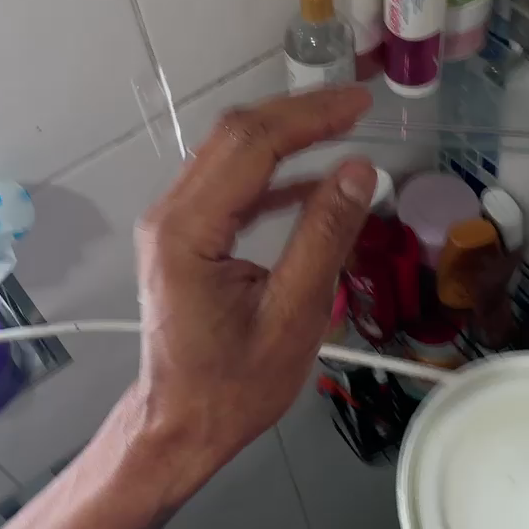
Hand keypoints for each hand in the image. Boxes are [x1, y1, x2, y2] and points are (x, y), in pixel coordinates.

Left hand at [127, 86, 375, 501]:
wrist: (178, 424)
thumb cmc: (233, 386)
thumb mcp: (291, 317)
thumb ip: (323, 237)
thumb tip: (358, 170)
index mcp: (187, 229)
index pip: (250, 146)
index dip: (308, 117)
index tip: (358, 104)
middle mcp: (170, 212)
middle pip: (234, 137)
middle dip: (297, 114)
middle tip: (355, 106)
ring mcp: (171, 220)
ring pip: (229, 152)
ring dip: (284, 135)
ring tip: (340, 127)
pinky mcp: (183, 232)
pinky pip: (229, 184)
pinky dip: (272, 172)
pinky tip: (313, 180)